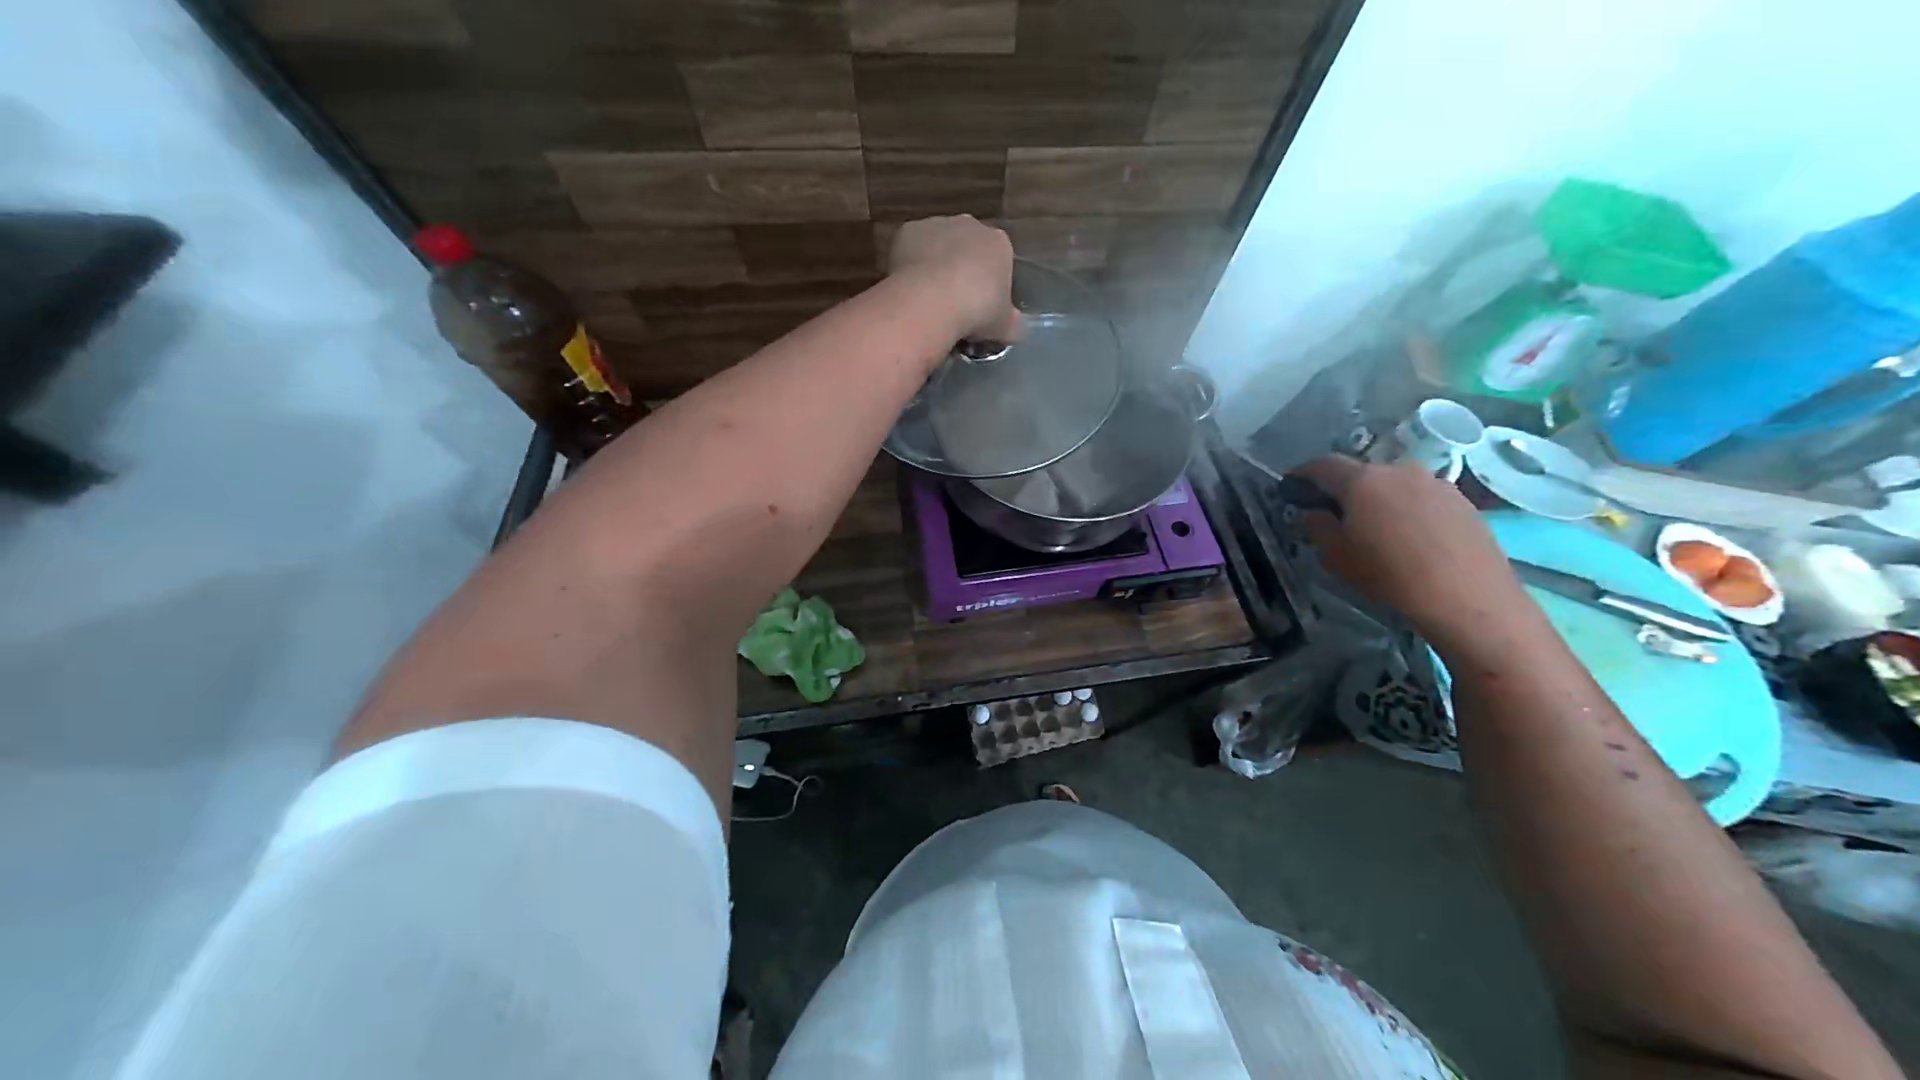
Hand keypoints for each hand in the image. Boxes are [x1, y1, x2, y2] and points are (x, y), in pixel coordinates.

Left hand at [886, 216, 1020, 342]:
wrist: (932, 301)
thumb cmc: (977, 311)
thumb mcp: (1005, 326)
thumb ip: (1012, 323)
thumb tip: (1015, 327)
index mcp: (999, 243)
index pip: (998, 259)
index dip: (990, 283)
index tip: (981, 306)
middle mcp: (969, 225)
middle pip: (967, 247)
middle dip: (962, 269)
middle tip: (955, 302)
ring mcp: (936, 225)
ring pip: (938, 245)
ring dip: (935, 265)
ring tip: (929, 299)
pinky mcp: (907, 231)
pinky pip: (912, 249)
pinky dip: (911, 265)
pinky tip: (910, 289)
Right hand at [1291, 456, 1535, 653]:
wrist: (1466, 596)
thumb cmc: (1389, 575)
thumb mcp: (1336, 556)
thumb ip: (1317, 526)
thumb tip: (1314, 511)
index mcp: (1362, 481)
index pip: (1323, 465)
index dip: (1303, 473)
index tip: (1292, 485)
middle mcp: (1398, 470)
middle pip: (1361, 472)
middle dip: (1344, 489)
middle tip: (1336, 514)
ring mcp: (1435, 482)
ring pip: (1394, 484)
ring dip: (1379, 499)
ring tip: (1377, 528)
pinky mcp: (1462, 500)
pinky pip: (1422, 497)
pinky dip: (1408, 509)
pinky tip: (1410, 537)